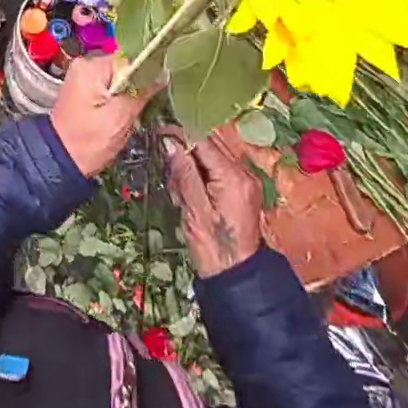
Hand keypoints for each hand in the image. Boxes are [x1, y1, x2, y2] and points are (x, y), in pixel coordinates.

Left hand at [50, 54, 154, 177]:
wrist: (58, 165)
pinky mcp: (84, 89)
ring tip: (130, 114)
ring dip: (129, 94)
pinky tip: (120, 114)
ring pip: (120, 78)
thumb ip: (142, 91)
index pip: (131, 59)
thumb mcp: (120, 117)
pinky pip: (111, 86)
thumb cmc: (88, 142)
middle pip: (125, 67)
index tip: (156, 90)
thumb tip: (164, 72)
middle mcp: (85, 65)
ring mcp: (83, 77)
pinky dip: (119, 98)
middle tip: (141, 108)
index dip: (147, 74)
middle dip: (137, 86)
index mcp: (91, 67)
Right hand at [163, 126, 263, 277]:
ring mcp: (246, 179)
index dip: (182, 134)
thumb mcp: (194, 211)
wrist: (236, 277)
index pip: (205, 142)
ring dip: (194, 159)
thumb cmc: (213, 248)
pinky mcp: (244, 187)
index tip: (160, 131)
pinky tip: (189, 186)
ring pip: (215, 155)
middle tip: (164, 153)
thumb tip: (169, 142)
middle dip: (187, 146)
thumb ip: (184, 173)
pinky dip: (203, 171)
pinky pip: (221, 168)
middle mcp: (244, 172)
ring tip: (176, 180)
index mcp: (234, 177)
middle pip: (212, 145)